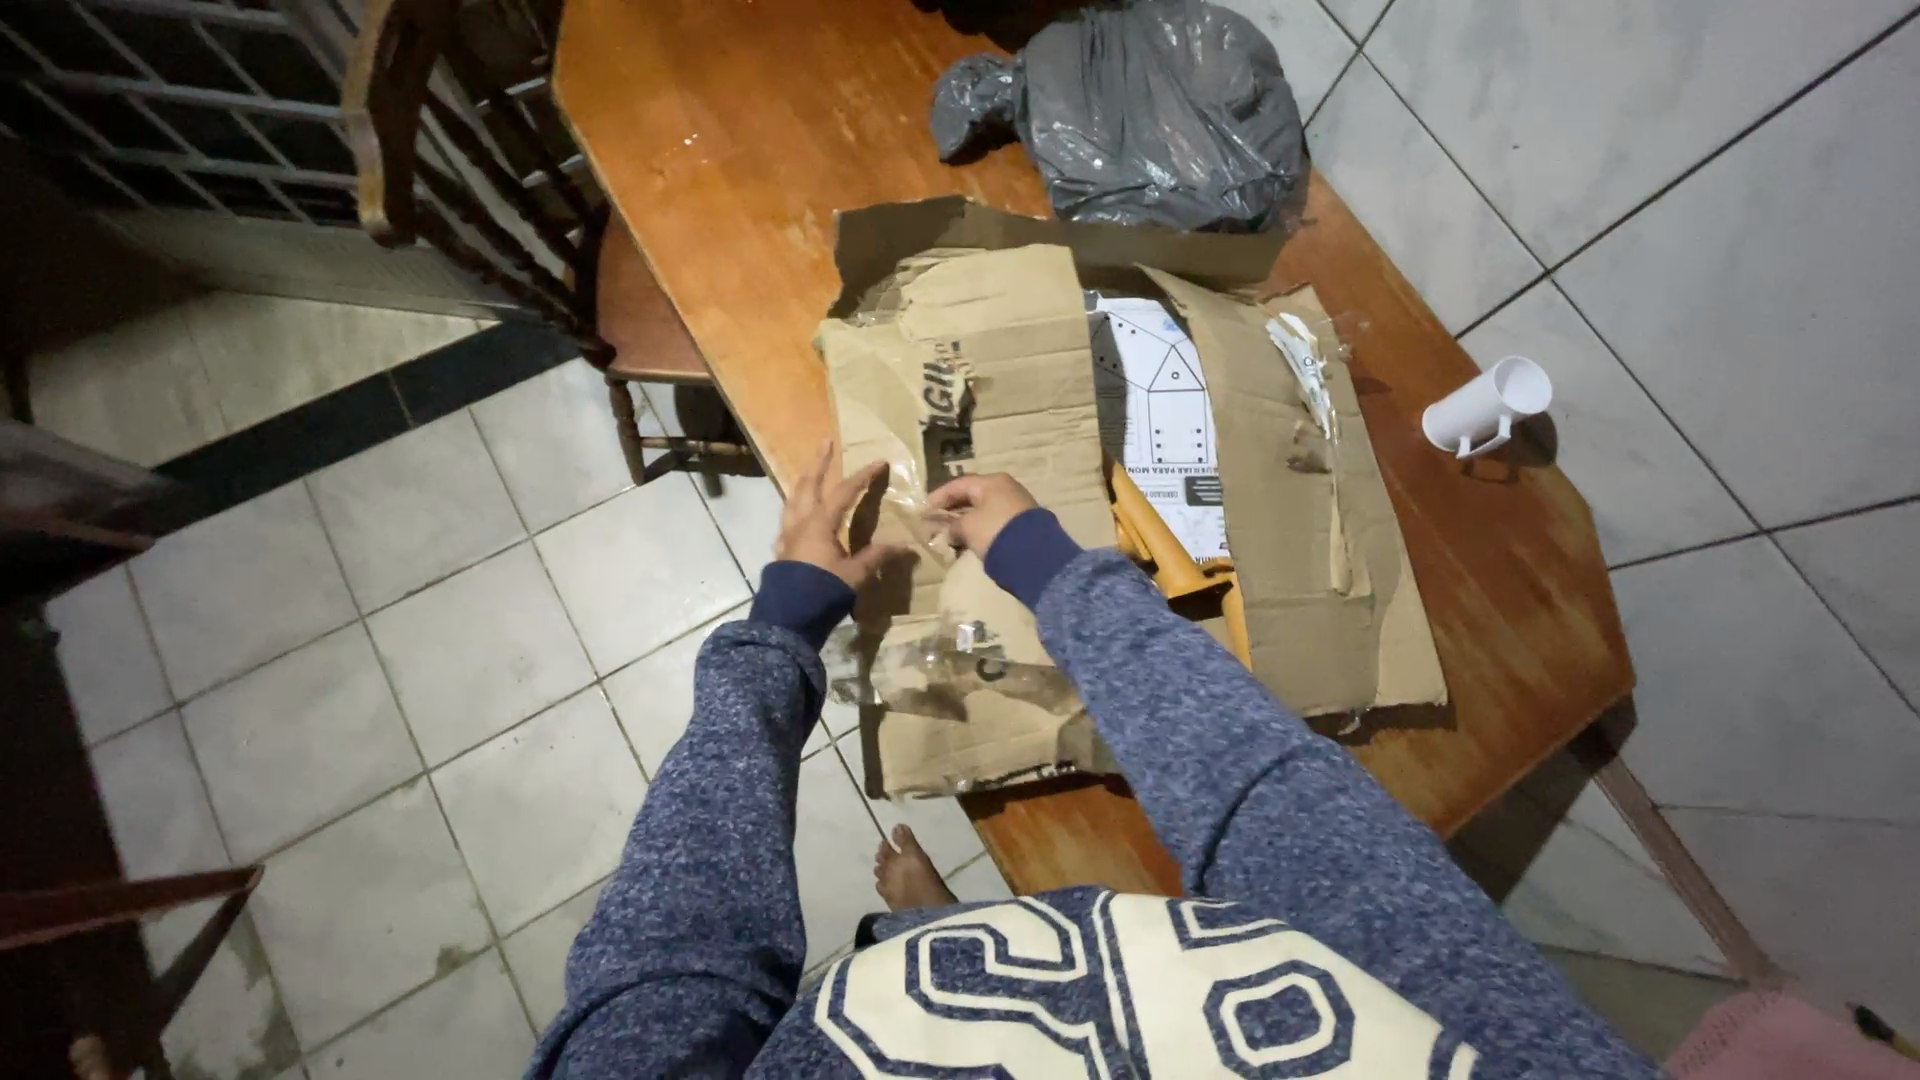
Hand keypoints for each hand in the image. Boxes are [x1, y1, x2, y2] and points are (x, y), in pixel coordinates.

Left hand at [776, 443, 913, 589]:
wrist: (789, 617)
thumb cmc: (824, 590)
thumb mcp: (856, 574)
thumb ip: (877, 557)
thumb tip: (906, 548)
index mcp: (820, 524)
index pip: (844, 492)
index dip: (863, 476)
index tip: (879, 463)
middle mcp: (801, 524)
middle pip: (808, 486)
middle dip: (818, 463)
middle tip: (825, 443)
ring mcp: (787, 537)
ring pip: (792, 500)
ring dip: (802, 484)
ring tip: (807, 475)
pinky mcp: (781, 551)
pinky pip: (786, 522)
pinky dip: (793, 511)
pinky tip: (796, 517)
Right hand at [926, 472, 1038, 554]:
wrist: (1034, 554)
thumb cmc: (994, 531)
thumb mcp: (968, 527)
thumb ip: (952, 526)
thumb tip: (946, 531)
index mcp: (992, 482)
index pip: (958, 484)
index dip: (939, 496)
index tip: (924, 508)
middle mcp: (1006, 488)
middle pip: (972, 496)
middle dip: (952, 509)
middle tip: (936, 520)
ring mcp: (1016, 505)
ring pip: (983, 510)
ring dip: (965, 520)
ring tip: (950, 533)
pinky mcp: (1022, 523)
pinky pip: (994, 520)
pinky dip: (979, 527)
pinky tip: (969, 538)